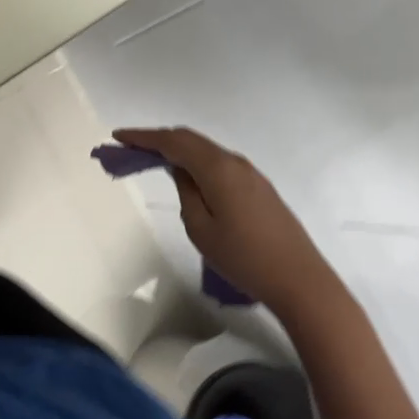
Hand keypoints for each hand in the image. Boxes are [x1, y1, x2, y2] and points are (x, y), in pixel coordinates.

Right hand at [114, 127, 339, 311]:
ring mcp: (251, 174)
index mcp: (217, 168)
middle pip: (190, 140)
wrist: (301, 282)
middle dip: (159, 141)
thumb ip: (186, 192)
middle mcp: (234, 162)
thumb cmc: (245, 258)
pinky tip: (189, 177)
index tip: (118, 136)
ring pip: (206, 151)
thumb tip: (181, 171)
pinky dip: (197, 162)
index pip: (173, 142)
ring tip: (154, 160)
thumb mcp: (201, 229)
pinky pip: (220, 164)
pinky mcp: (260, 188)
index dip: (144, 137)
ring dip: (179, 151)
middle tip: (131, 148)